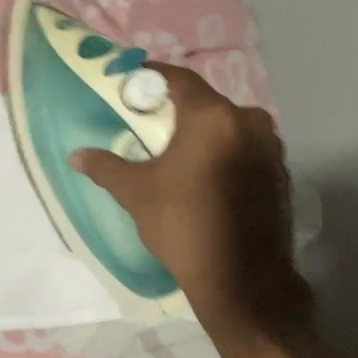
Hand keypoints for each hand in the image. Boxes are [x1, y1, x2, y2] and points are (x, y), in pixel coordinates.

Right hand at [71, 63, 310, 349]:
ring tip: (175, 155)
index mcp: (214, 118)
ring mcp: (271, 149)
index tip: (130, 85)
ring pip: (228, 129)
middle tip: (148, 126)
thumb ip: (107, 168)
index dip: (152, 78)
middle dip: (176, 112)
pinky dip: (222, 156)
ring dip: (202, 136)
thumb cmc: (183, 226)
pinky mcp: (279, 175)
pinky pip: (244, 152)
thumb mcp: (136, 194)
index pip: (179, 80)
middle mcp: (249, 123)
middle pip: (206, 104)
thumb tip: (78, 156)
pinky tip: (203, 180)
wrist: (243, 278)